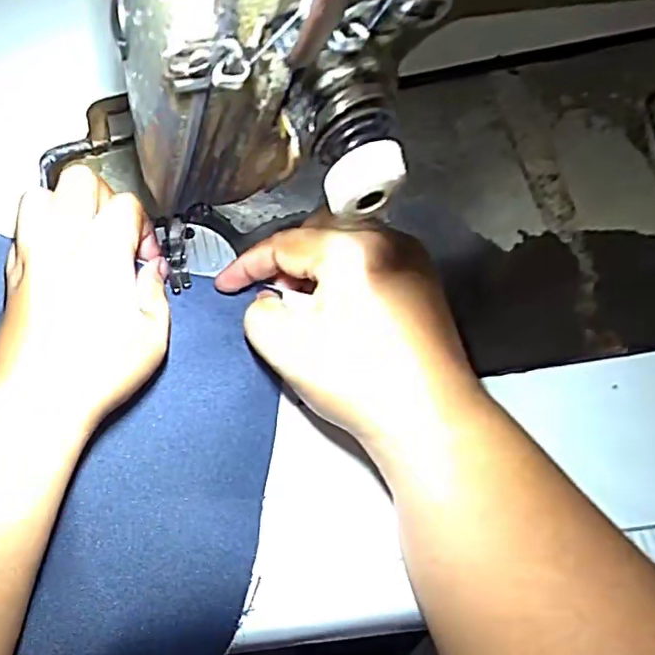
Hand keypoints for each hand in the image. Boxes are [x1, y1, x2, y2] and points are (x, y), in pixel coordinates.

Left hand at [0, 165, 169, 433]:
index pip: (126, 204)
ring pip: (39, 195)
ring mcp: (30, 258)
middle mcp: (61, 242)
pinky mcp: (11, 280)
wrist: (38, 398)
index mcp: (102, 248)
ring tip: (78, 234)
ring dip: (62, 206)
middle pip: (80, 180)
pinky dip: (38, 237)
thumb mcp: (151, 337)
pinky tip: (54, 262)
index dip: (142, 228)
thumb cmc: (90, 374)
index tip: (144, 257)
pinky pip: (20, 235)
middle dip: (103, 198)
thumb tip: (152, 275)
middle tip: (114, 232)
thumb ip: (155, 294)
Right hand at [215, 217, 480, 455]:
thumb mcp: (283, 347)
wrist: (425, 417)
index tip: (229, 283)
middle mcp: (389, 245)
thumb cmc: (371, 386)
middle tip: (265, 297)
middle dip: (284, 265)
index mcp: (352, 248)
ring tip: (303, 318)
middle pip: (316, 238)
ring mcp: (411, 266)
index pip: (283, 243)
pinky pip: (368, 273)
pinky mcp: (420, 290)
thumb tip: (265, 303)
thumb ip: (257, 313)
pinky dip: (342, 289)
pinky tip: (336, 327)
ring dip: (313, 278)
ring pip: (344, 255)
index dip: (246, 265)